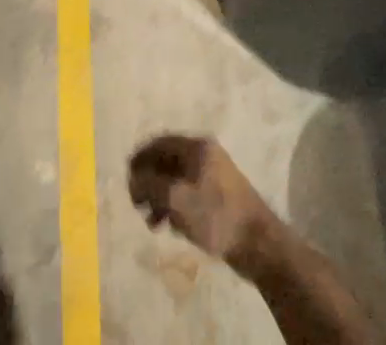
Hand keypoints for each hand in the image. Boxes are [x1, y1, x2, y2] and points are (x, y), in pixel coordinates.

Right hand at [128, 135, 276, 269]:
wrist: (258, 244)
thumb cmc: (215, 215)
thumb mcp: (174, 198)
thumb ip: (149, 184)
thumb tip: (134, 178)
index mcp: (197, 148)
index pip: (158, 143)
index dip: (139, 160)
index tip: (127, 182)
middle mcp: (205, 156)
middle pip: (165, 163)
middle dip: (148, 184)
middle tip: (138, 205)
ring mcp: (213, 176)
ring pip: (175, 182)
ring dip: (159, 199)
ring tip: (153, 223)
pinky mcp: (217, 197)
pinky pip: (187, 196)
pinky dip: (174, 208)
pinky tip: (171, 227)